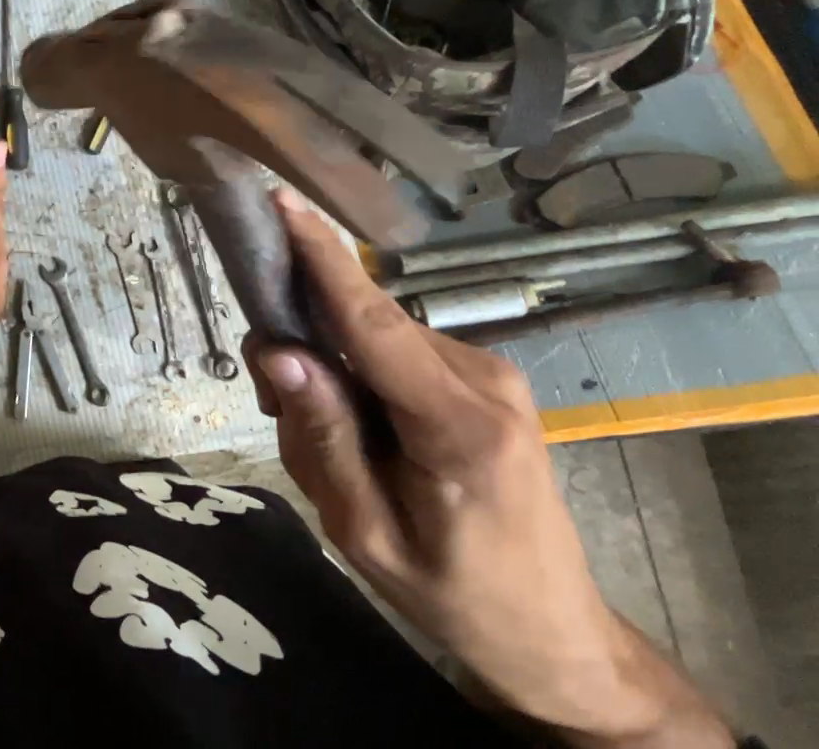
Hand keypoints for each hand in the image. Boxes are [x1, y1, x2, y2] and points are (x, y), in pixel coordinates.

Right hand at [249, 189, 727, 747]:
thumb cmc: (449, 590)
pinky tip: (361, 436)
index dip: (321, 258)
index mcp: (456, 423)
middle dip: (302, 348)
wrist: (549, 628)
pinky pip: (390, 353)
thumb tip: (277, 351)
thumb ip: (321, 435)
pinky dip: (354, 378)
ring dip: (328, 372)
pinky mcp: (480, 379)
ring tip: (333, 449)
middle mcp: (480, 378)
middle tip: (283, 417)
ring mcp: (487, 373)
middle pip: (358, 326)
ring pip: (369, 338)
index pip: (370, 321)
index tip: (282, 199)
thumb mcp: (362, 529)